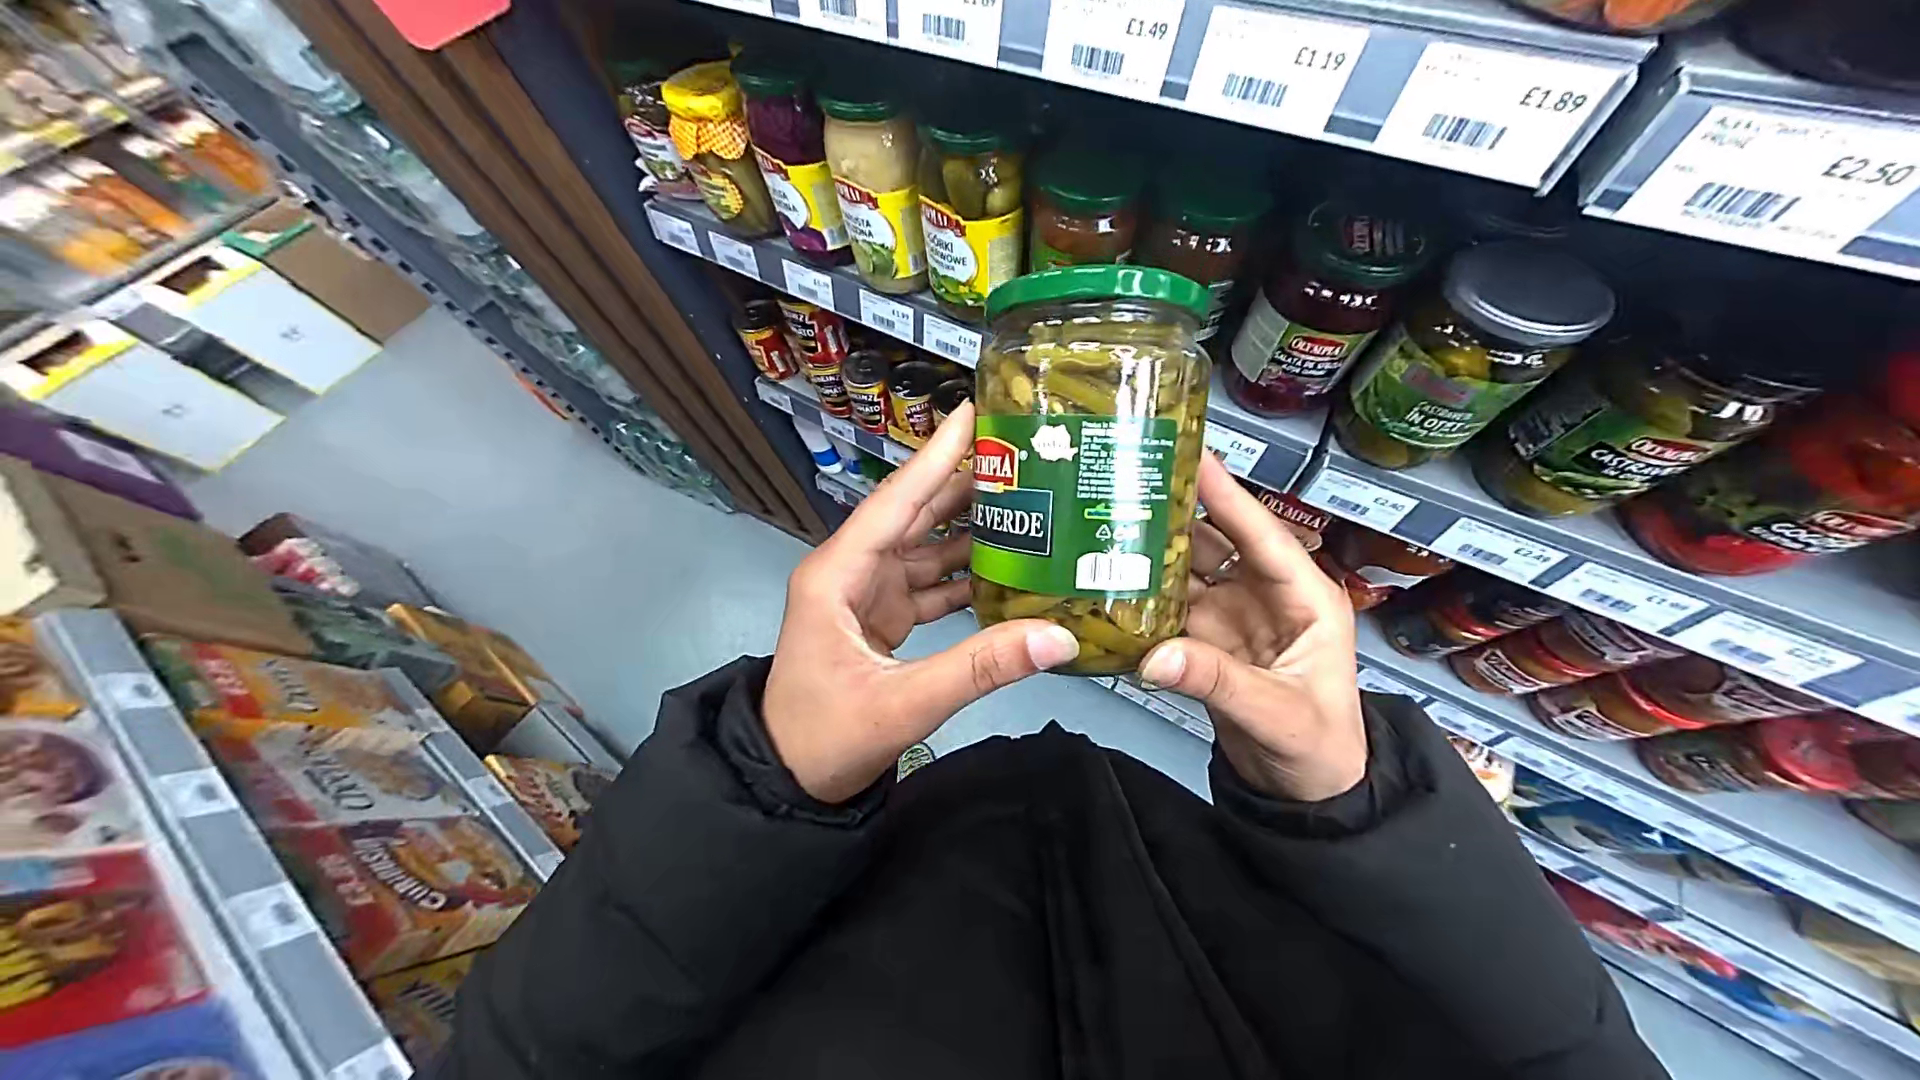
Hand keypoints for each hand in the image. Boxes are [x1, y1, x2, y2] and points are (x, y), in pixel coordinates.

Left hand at [762, 401, 1081, 802]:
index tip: (973, 412)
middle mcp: (853, 571)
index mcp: (839, 574)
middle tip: (1022, 455)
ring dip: (971, 529)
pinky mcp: (883, 616)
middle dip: (964, 484)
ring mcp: (869, 593)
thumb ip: (979, 669)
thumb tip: (1058, 638)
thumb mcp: (903, 704)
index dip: (936, 456)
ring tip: (1030, 505)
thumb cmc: (824, 736)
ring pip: (926, 547)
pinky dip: (965, 575)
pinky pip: (931, 583)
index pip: (896, 501)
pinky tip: (1008, 568)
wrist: (786, 778)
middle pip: (914, 515)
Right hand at [1137, 455, 1366, 801]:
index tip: (1190, 455)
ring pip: (1185, 568)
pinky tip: (1110, 579)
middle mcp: (1262, 592)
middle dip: (1175, 511)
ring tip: (1105, 522)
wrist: (1302, 792)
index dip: (1226, 494)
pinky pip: (1168, 604)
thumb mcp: (1277, 714)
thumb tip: (1152, 655)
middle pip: (1215, 541)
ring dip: (1151, 550)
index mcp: (1303, 596)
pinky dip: (1141, 593)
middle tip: (1126, 483)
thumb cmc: (1318, 746)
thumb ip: (1216, 681)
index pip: (1261, 534)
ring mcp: (1229, 612)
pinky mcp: (1204, 635)